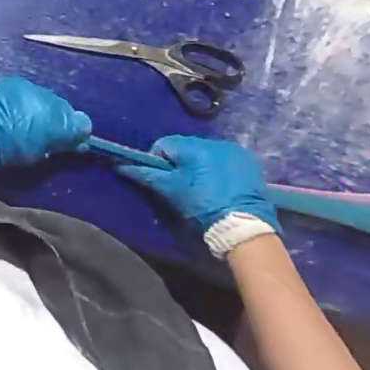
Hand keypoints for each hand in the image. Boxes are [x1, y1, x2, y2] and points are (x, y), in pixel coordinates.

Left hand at [0, 76, 90, 176]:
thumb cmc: (9, 151)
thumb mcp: (41, 153)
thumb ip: (62, 144)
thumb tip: (81, 139)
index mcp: (58, 116)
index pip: (77, 121)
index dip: (73, 130)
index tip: (70, 139)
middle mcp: (48, 96)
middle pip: (60, 106)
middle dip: (56, 117)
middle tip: (47, 130)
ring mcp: (29, 87)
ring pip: (43, 97)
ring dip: (39, 107)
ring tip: (28, 120)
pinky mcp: (12, 82)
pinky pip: (25, 91)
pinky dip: (23, 100)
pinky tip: (14, 110)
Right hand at [117, 136, 279, 236]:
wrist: (244, 227)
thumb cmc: (202, 207)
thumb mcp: (170, 191)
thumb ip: (146, 175)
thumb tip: (121, 165)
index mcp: (194, 146)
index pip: (164, 144)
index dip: (158, 161)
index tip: (161, 179)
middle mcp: (215, 142)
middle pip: (185, 147)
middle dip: (179, 162)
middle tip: (179, 185)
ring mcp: (234, 151)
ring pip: (204, 152)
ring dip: (198, 164)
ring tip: (200, 186)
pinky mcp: (248, 161)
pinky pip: (224, 158)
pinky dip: (217, 167)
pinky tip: (218, 185)